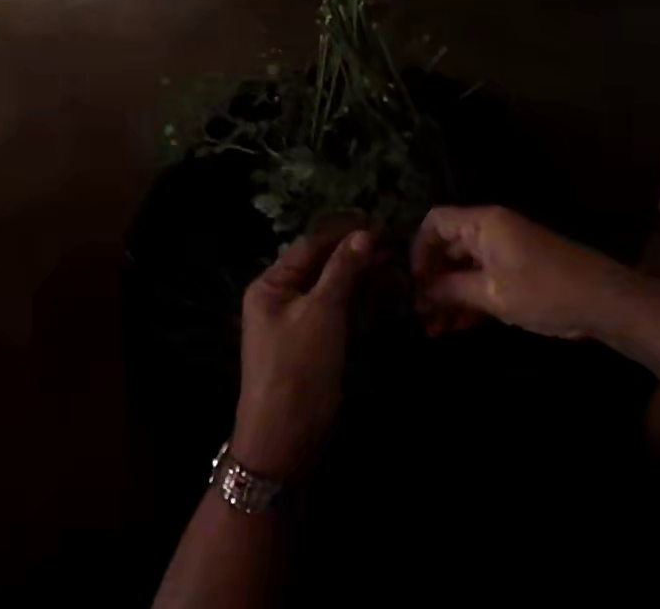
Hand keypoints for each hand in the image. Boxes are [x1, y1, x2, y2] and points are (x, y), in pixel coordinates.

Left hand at [231, 220, 374, 477]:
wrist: (285, 438)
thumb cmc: (298, 368)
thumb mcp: (321, 313)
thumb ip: (342, 271)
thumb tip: (364, 234)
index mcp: (270, 284)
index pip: (309, 245)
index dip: (341, 232)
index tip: (376, 221)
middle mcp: (279, 296)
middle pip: (318, 264)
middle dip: (351, 251)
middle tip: (389, 240)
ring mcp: (295, 320)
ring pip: (328, 285)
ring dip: (355, 272)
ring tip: (389, 258)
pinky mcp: (311, 341)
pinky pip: (333, 308)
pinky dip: (353, 296)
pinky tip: (377, 287)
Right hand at [410, 206, 633, 339]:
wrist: (606, 302)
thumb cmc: (544, 291)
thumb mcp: (492, 294)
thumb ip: (451, 290)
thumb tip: (418, 294)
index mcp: (483, 223)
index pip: (435, 222)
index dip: (418, 249)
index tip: (411, 282)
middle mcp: (491, 231)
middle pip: (448, 248)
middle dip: (431, 281)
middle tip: (418, 315)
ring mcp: (505, 252)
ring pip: (464, 269)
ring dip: (448, 297)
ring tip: (434, 330)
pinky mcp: (517, 272)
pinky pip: (483, 280)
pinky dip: (469, 300)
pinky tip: (457, 328)